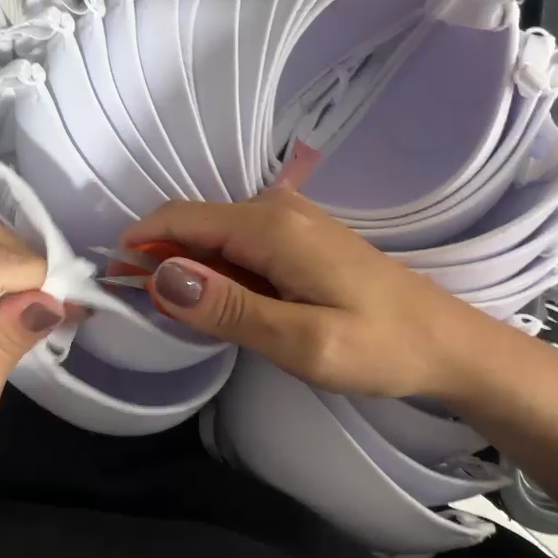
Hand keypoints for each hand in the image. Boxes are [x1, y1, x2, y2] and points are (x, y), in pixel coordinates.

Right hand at [122, 189, 490, 399]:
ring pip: (210, 237)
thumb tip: (159, 277)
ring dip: (185, 272)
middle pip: (190, 225)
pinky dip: (214, 274)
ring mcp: (287, 222)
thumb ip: (229, 309)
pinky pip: (235, 247)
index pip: (177, 219)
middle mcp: (274, 210)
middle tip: (141, 313)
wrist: (448, 345)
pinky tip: (221, 309)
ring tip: (180, 320)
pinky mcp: (296, 239)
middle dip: (156, 262)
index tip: (109, 284)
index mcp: (270, 227)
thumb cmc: (381, 347)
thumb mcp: (302, 341)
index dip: (136, 247)